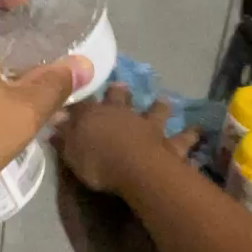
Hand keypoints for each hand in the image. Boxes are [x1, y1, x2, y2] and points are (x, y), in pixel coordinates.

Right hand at [53, 83, 199, 195]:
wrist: (134, 167)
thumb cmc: (97, 160)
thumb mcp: (70, 150)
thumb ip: (63, 136)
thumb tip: (53, 120)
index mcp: (95, 115)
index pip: (84, 103)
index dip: (81, 99)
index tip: (78, 89)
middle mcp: (123, 114)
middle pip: (121, 99)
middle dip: (120, 92)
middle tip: (122, 84)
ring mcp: (148, 127)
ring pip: (155, 112)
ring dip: (160, 106)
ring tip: (165, 99)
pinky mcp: (169, 144)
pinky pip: (182, 139)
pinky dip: (190, 134)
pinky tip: (198, 130)